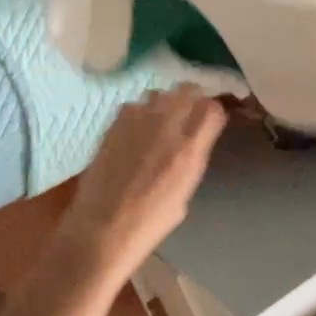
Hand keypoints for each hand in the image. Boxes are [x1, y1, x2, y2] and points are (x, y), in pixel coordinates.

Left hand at [56, 85, 227, 277]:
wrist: (103, 225)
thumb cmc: (149, 222)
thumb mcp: (184, 192)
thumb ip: (190, 159)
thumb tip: (192, 142)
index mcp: (189, 149)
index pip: (212, 108)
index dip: (213, 111)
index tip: (210, 119)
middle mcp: (165, 126)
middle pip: (186, 90)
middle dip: (191, 97)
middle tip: (188, 111)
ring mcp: (136, 120)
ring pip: (159, 93)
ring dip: (164, 102)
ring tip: (160, 119)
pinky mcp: (113, 122)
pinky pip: (133, 105)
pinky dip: (139, 112)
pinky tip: (135, 130)